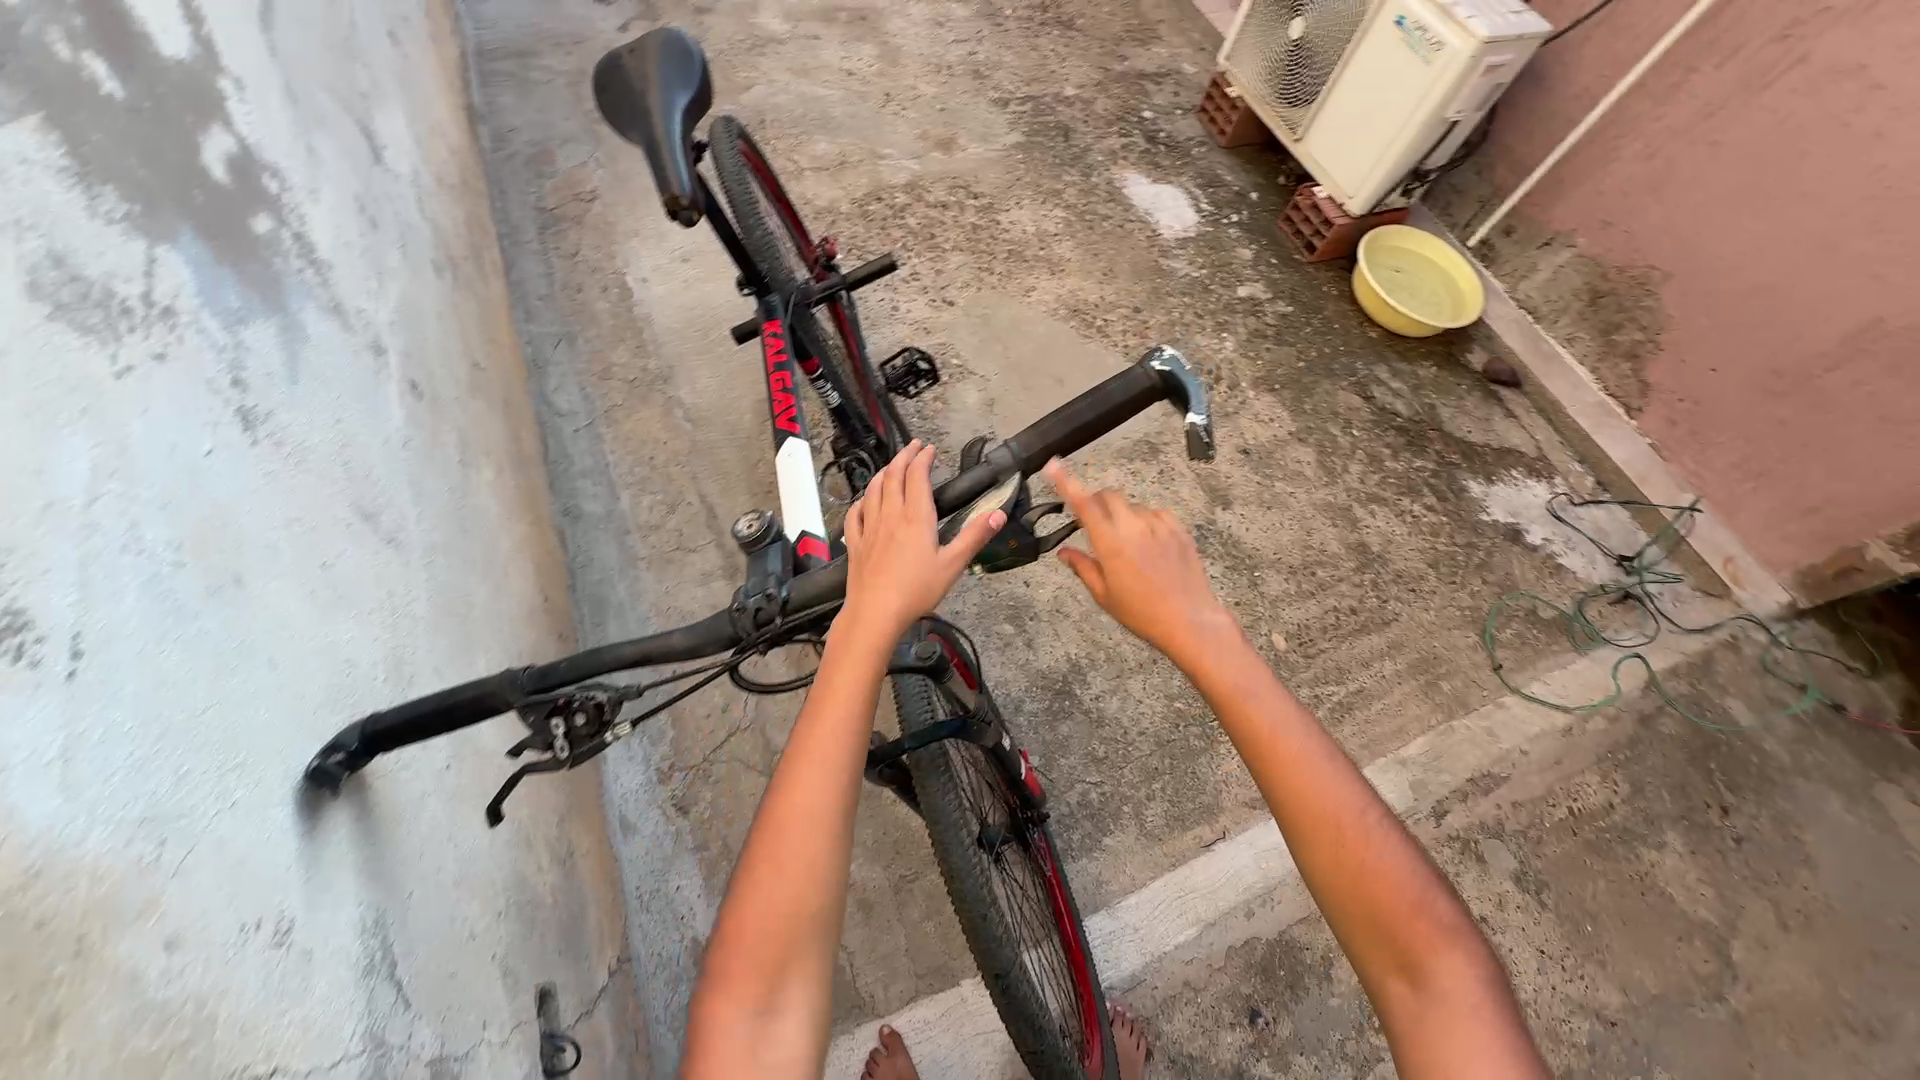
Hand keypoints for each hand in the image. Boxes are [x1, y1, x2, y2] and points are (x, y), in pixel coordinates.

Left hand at [840, 441, 1004, 644]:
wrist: (875, 613)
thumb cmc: (916, 591)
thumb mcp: (952, 565)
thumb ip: (974, 537)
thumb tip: (998, 514)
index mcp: (916, 518)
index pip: (917, 476)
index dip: (923, 458)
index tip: (929, 449)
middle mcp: (890, 516)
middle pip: (893, 476)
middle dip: (903, 457)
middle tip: (913, 447)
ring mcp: (869, 528)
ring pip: (873, 490)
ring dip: (883, 473)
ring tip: (892, 467)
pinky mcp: (855, 543)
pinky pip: (855, 514)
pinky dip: (861, 500)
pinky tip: (864, 501)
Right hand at [1043, 458, 1240, 666]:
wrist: (1189, 620)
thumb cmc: (1143, 613)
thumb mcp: (1104, 595)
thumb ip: (1083, 567)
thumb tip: (1064, 552)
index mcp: (1111, 543)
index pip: (1084, 504)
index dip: (1066, 482)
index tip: (1054, 466)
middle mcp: (1134, 528)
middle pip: (1109, 496)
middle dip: (1097, 501)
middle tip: (1092, 520)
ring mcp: (1159, 526)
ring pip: (1133, 506)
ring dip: (1123, 515)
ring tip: (1126, 545)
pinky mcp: (1179, 530)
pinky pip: (1156, 514)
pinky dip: (1146, 522)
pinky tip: (1148, 544)